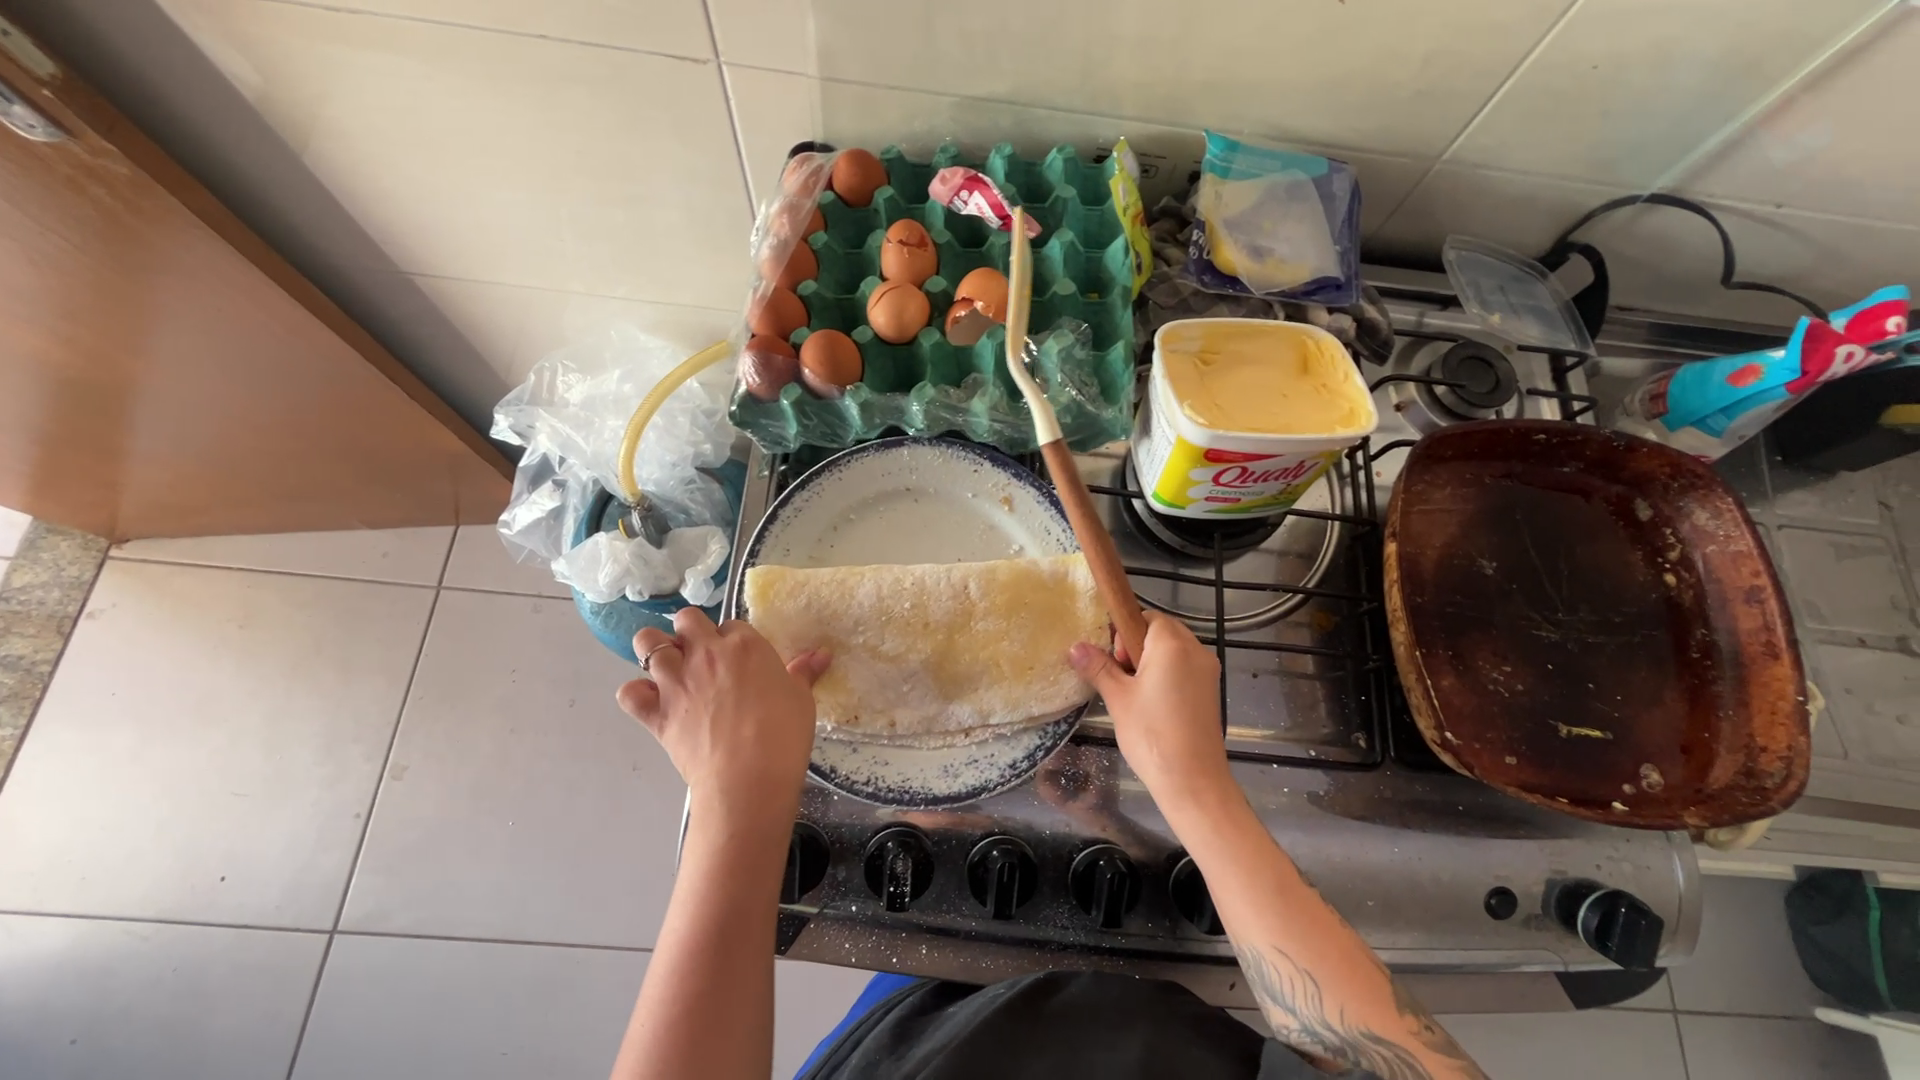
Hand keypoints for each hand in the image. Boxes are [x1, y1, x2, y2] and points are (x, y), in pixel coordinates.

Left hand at [616, 609, 829, 830]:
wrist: (748, 778)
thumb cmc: (783, 734)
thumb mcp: (801, 699)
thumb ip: (804, 672)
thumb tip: (822, 654)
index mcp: (744, 645)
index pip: (732, 624)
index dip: (734, 640)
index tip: (741, 659)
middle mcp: (704, 654)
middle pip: (686, 620)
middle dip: (690, 631)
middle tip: (702, 654)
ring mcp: (675, 682)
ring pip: (647, 643)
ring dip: (655, 650)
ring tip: (670, 668)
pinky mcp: (656, 713)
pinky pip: (628, 692)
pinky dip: (636, 694)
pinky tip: (651, 702)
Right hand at [1069, 610, 1228, 807]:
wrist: (1192, 781)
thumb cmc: (1151, 733)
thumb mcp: (1117, 698)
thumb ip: (1097, 667)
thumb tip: (1075, 647)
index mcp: (1173, 644)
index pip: (1146, 616)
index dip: (1124, 633)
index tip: (1113, 661)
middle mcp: (1196, 650)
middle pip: (1161, 631)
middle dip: (1136, 648)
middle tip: (1121, 679)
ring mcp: (1208, 672)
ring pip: (1173, 652)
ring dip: (1151, 664)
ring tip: (1134, 696)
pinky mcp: (1211, 692)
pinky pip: (1184, 670)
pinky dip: (1166, 677)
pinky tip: (1152, 706)